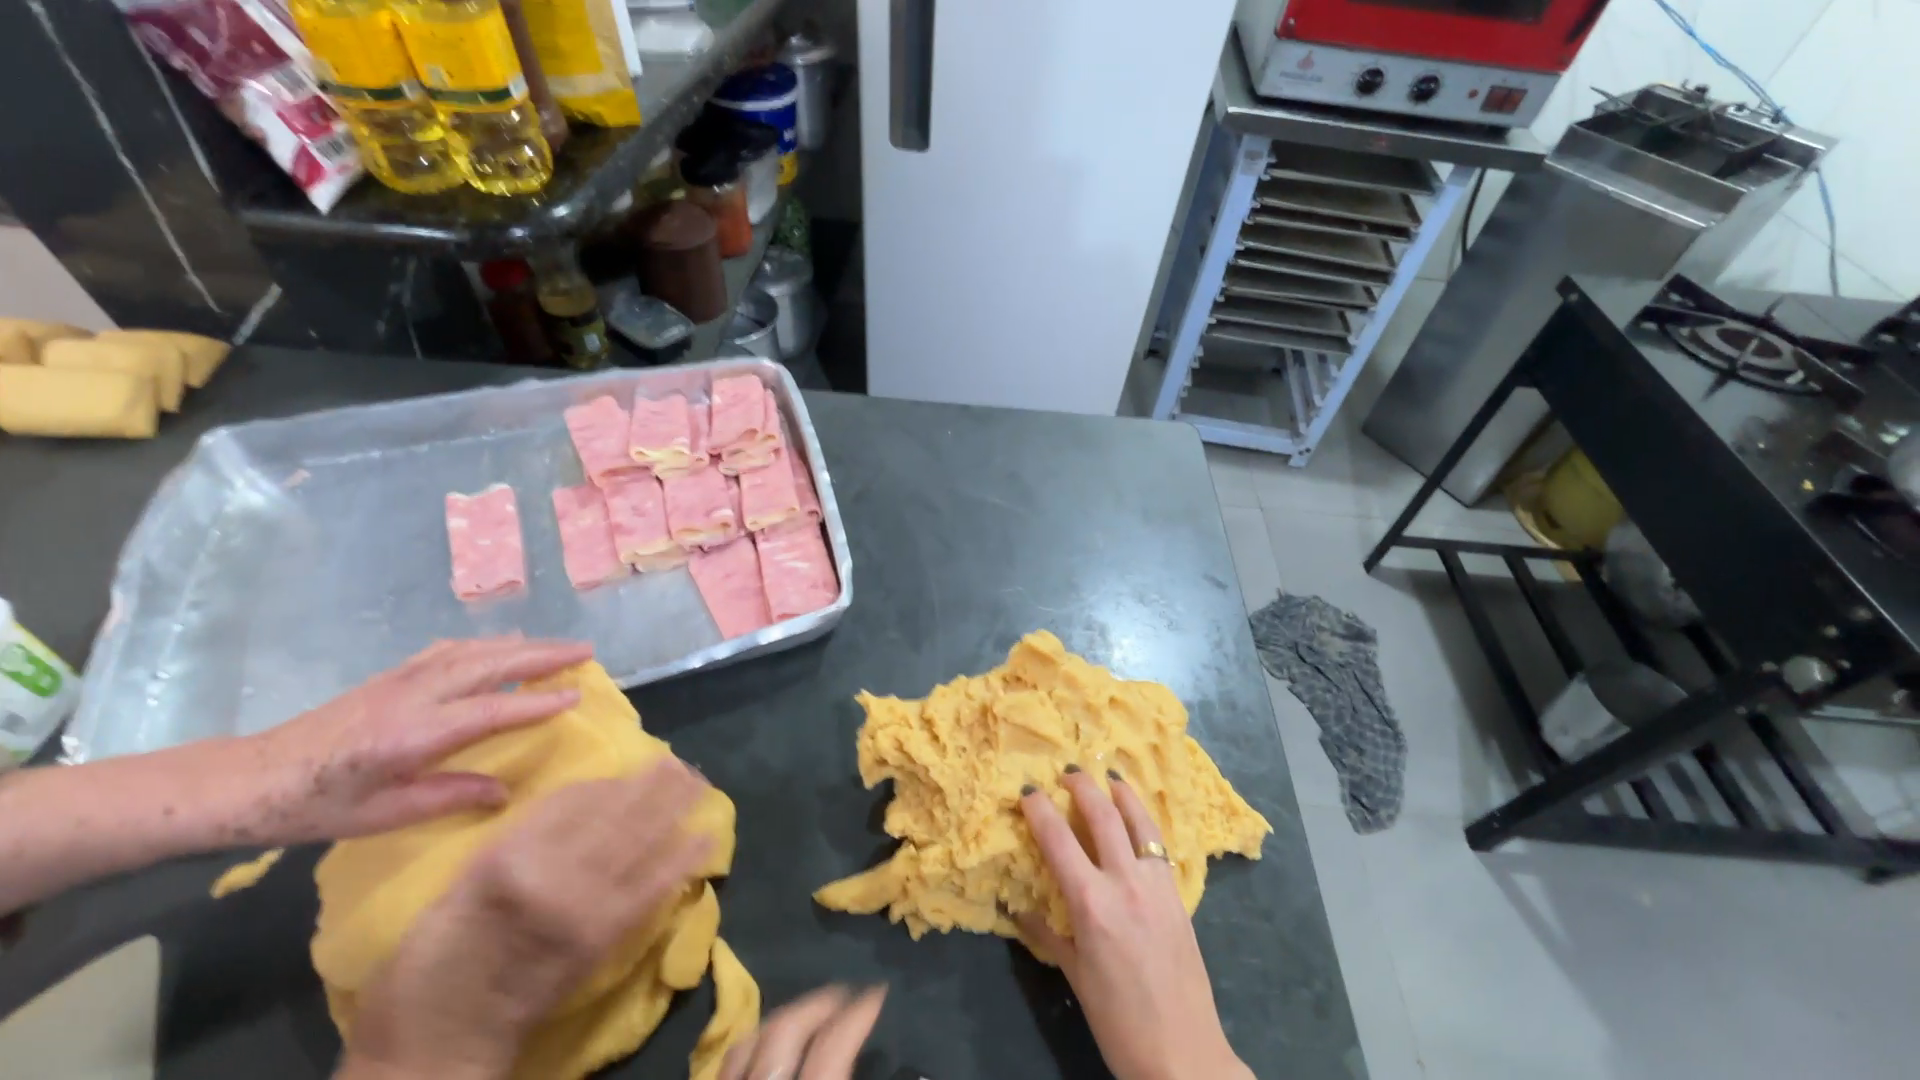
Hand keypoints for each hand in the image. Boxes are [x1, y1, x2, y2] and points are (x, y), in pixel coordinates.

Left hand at [238, 637, 592, 844]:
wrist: (248, 779)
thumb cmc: (315, 807)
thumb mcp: (383, 815)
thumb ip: (449, 796)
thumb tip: (505, 790)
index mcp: (412, 734)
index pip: (490, 710)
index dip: (535, 702)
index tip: (577, 695)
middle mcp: (413, 696)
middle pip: (490, 663)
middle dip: (543, 653)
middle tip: (587, 649)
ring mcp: (401, 679)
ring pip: (474, 650)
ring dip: (521, 643)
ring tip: (557, 645)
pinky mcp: (391, 676)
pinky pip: (450, 649)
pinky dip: (485, 643)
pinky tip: (500, 645)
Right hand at [341, 759, 713, 1079]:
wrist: (443, 1041)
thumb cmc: (434, 960)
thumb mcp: (459, 884)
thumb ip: (514, 842)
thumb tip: (571, 805)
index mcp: (509, 856)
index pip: (573, 803)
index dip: (608, 781)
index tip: (633, 762)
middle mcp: (555, 874)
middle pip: (616, 817)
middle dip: (653, 787)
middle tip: (682, 763)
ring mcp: (587, 907)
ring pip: (640, 844)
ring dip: (674, 812)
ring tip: (699, 786)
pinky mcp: (606, 939)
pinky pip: (652, 891)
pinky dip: (681, 863)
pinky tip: (704, 842)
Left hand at [721, 984, 887, 1079]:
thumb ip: (851, 1072)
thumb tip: (880, 1057)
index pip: (832, 1046)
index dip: (858, 1013)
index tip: (879, 990)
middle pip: (786, 1029)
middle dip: (821, 1001)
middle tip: (849, 990)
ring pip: (752, 1038)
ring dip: (785, 1016)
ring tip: (812, 1008)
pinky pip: (729, 1063)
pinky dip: (753, 1043)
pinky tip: (768, 1042)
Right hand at [1019, 769, 1252, 1079]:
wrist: (1183, 1053)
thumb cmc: (1117, 1020)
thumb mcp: (1074, 976)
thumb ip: (1047, 933)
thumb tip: (1018, 908)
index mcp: (1091, 904)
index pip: (1058, 839)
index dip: (1039, 809)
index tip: (1027, 790)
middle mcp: (1125, 883)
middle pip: (1102, 816)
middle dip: (1082, 787)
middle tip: (1068, 771)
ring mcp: (1158, 887)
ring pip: (1140, 822)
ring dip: (1122, 793)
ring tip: (1110, 775)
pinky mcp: (1178, 896)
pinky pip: (1159, 846)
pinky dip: (1145, 823)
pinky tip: (1139, 819)